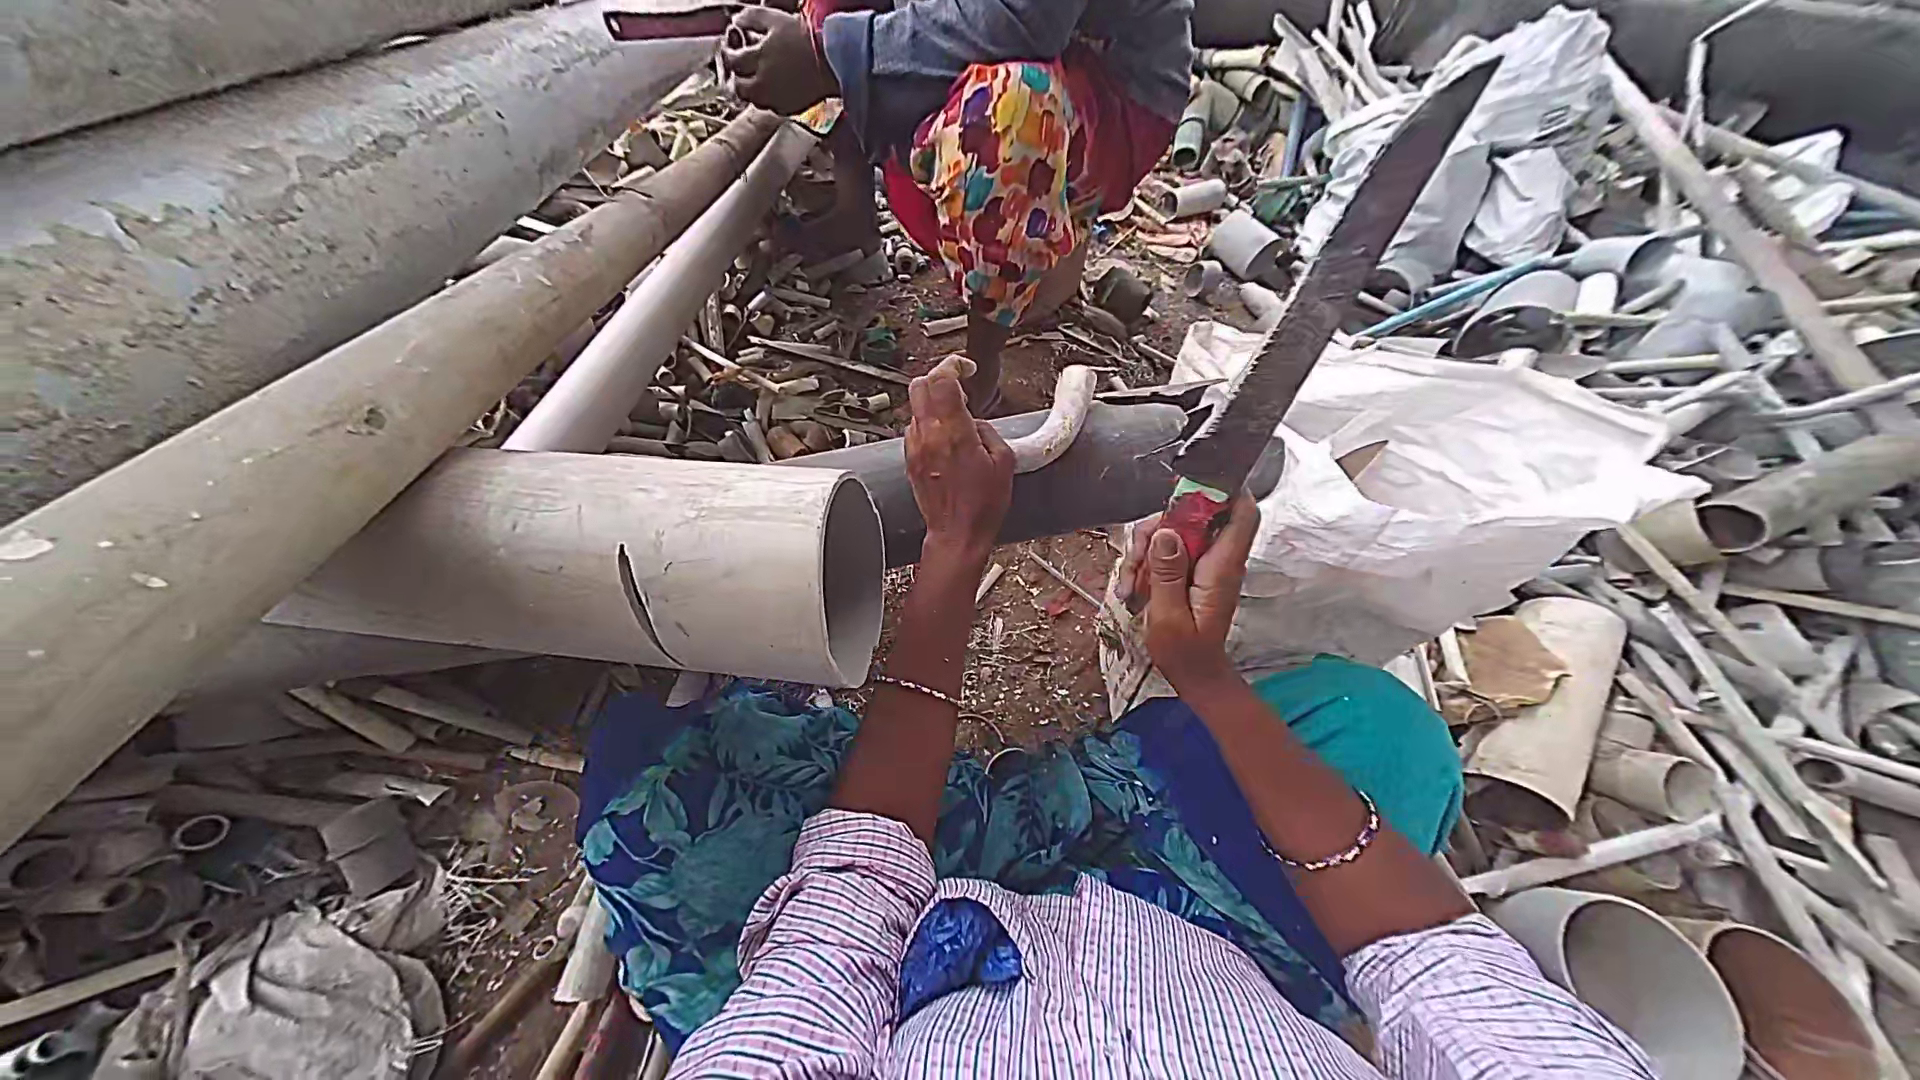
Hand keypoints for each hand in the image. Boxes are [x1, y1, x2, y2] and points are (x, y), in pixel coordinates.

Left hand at [720, 8, 838, 115]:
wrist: (832, 60)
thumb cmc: (806, 39)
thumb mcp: (774, 19)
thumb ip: (750, 18)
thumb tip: (737, 22)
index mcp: (758, 59)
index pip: (732, 61)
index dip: (729, 53)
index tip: (731, 49)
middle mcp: (764, 84)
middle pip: (741, 87)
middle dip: (738, 77)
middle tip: (741, 69)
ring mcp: (777, 99)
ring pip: (755, 100)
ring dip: (753, 90)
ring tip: (757, 80)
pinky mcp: (790, 109)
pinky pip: (773, 107)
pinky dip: (769, 98)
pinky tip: (775, 88)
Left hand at [906, 356, 1013, 562]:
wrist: (956, 534)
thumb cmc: (981, 506)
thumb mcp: (1003, 462)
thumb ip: (989, 432)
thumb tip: (976, 422)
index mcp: (953, 432)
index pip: (942, 380)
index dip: (953, 365)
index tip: (965, 368)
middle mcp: (928, 436)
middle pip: (920, 385)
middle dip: (938, 379)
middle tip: (958, 387)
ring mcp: (915, 448)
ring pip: (914, 408)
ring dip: (933, 403)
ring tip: (955, 418)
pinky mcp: (910, 461)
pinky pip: (914, 429)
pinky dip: (928, 424)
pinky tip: (945, 439)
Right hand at [1125, 493, 1259, 691]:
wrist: (1194, 675)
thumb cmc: (1185, 652)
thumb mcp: (1168, 616)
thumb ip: (1167, 573)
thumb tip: (1165, 533)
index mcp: (1221, 568)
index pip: (1241, 515)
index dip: (1226, 490)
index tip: (1189, 485)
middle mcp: (1216, 560)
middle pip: (1192, 519)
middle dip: (1157, 529)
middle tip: (1136, 560)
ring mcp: (1202, 564)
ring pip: (1170, 533)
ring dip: (1144, 552)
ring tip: (1131, 586)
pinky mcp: (1188, 571)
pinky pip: (1164, 552)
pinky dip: (1144, 565)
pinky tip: (1133, 589)